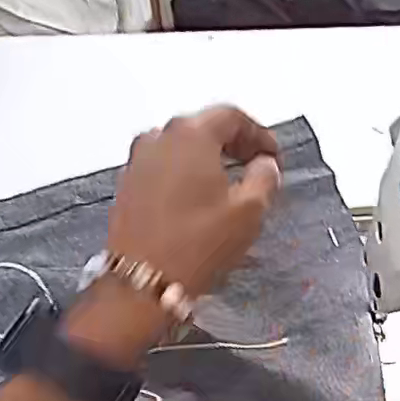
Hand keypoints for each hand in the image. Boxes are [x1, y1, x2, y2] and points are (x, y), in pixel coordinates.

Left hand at [64, 107, 282, 367]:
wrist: (143, 283)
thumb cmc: (198, 245)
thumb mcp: (248, 213)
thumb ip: (264, 179)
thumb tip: (265, 165)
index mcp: (191, 134)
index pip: (231, 117)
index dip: (259, 134)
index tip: (273, 156)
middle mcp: (159, 137)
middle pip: (202, 127)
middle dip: (232, 144)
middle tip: (254, 165)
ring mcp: (137, 161)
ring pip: (179, 148)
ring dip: (205, 160)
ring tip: (226, 184)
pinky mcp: (126, 187)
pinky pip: (162, 169)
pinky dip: (183, 175)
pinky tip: (196, 199)